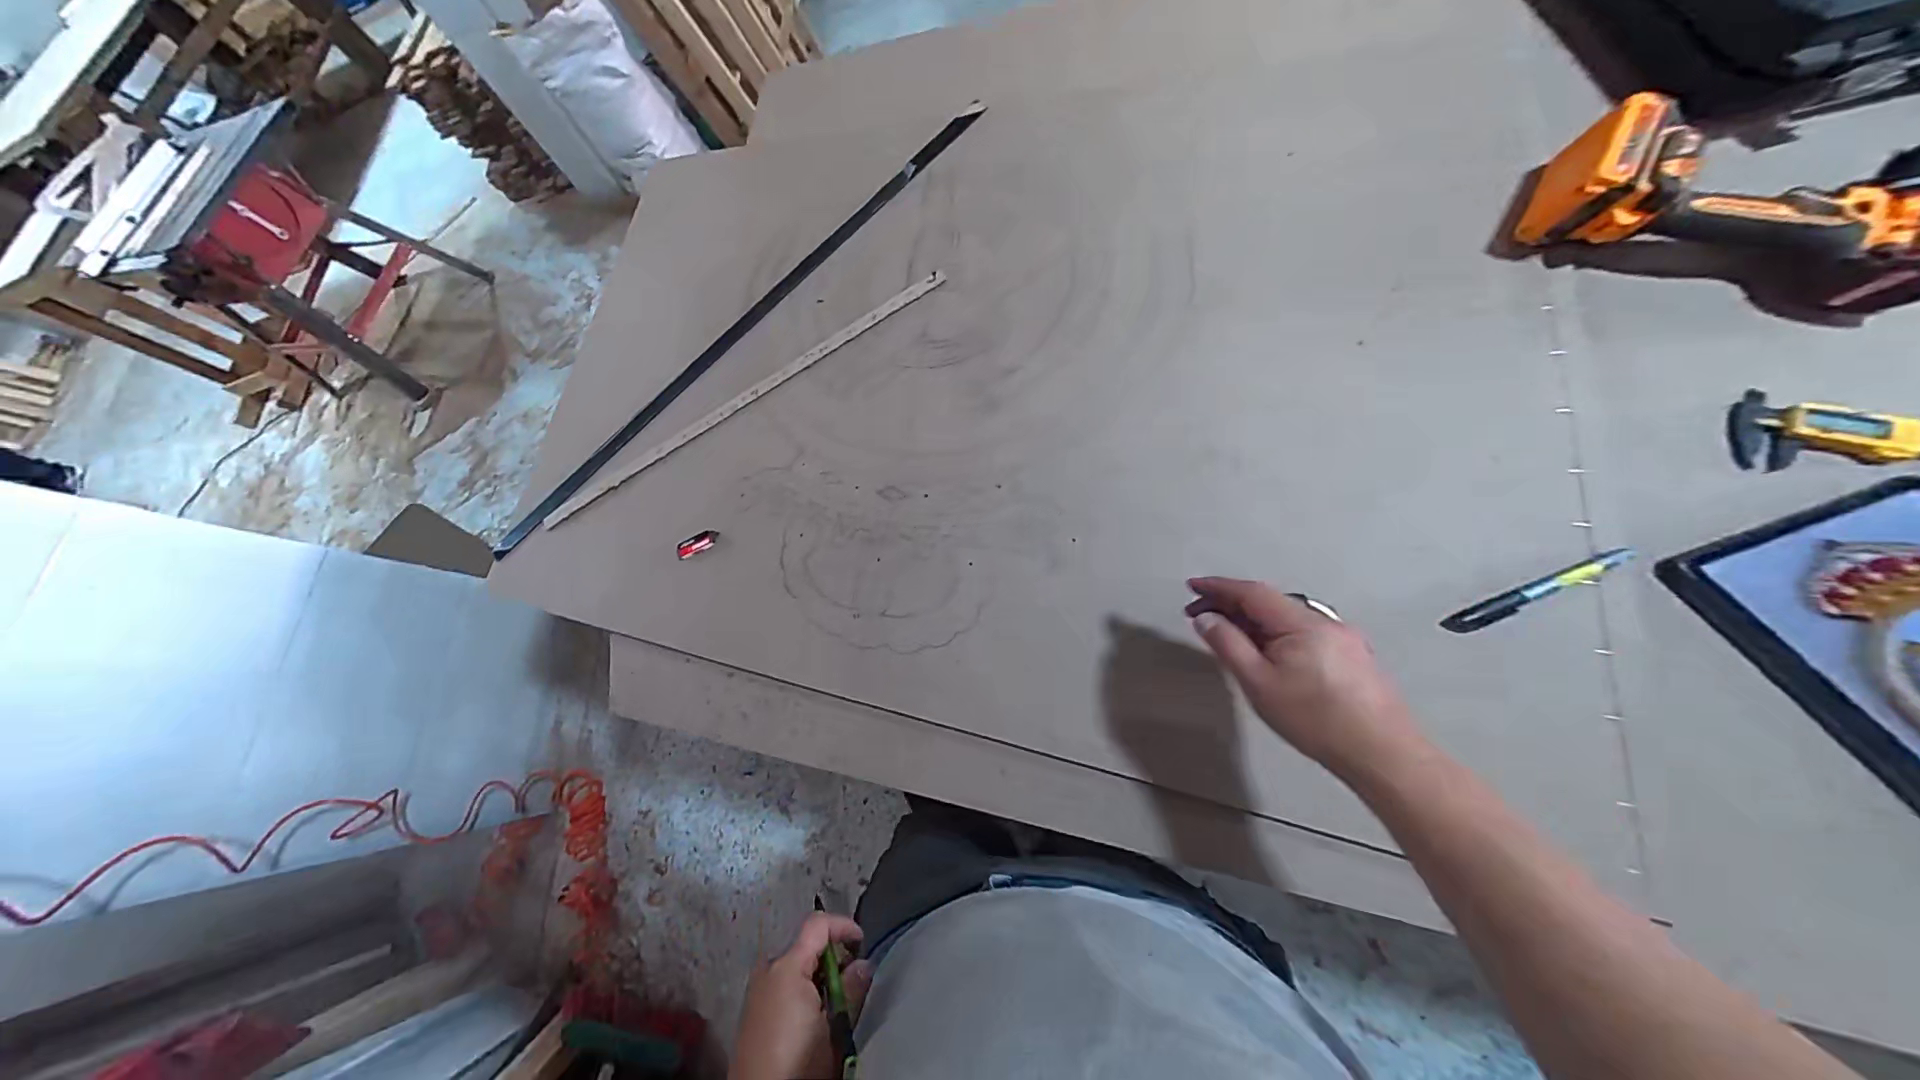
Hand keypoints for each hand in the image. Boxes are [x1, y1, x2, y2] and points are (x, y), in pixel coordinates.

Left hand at [730, 912, 873, 1079]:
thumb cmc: (798, 1062)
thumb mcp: (833, 1027)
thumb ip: (850, 989)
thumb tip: (863, 964)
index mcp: (786, 965)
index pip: (818, 924)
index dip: (843, 926)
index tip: (862, 942)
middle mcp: (768, 967)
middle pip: (806, 942)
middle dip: (832, 952)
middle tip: (852, 975)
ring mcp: (757, 986)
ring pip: (795, 961)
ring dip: (818, 969)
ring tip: (836, 995)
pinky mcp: (753, 1007)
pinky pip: (784, 979)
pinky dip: (803, 983)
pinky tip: (814, 1009)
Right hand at [1186, 577, 1425, 777]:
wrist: (1383, 754)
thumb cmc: (1318, 720)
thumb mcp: (1259, 683)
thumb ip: (1228, 645)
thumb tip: (1206, 618)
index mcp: (1302, 623)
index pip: (1252, 592)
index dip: (1219, 587)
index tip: (1193, 586)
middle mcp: (1326, 622)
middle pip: (1270, 602)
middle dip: (1232, 604)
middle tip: (1200, 614)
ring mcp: (1344, 638)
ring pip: (1287, 618)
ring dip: (1254, 620)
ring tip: (1228, 634)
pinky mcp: (1353, 656)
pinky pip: (1304, 632)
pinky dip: (1276, 633)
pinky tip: (1267, 652)